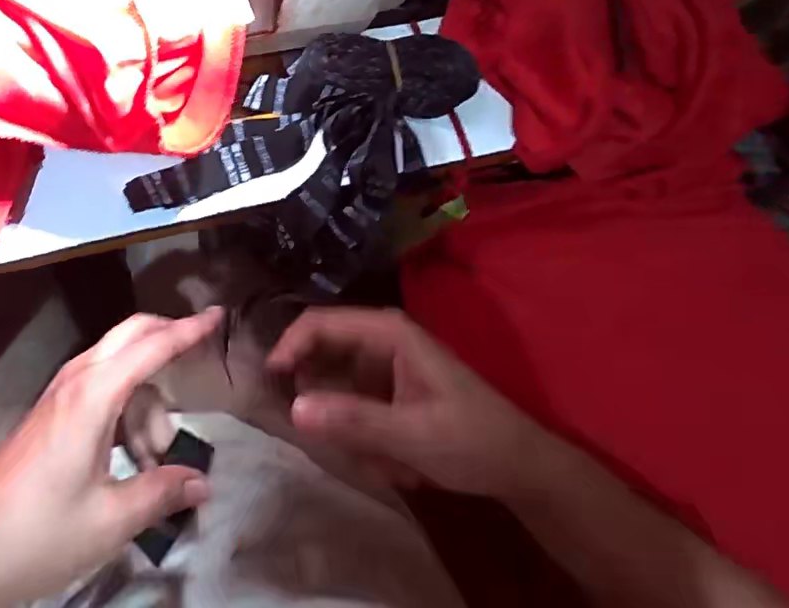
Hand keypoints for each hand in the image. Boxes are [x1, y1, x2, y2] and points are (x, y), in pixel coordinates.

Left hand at [0, 309, 222, 607]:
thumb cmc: (39, 534)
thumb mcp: (110, 521)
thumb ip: (162, 494)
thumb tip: (204, 483)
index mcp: (94, 394)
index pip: (152, 347)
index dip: (189, 329)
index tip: (219, 314)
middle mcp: (76, 379)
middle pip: (131, 335)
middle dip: (167, 341)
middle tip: (197, 363)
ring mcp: (59, 393)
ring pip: (118, 366)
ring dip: (146, 397)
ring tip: (152, 459)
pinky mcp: (49, 412)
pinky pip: (99, 387)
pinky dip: (124, 407)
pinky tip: (128, 457)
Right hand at [267, 307, 540, 497]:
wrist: (519, 467)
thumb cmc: (471, 440)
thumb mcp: (412, 435)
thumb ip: (354, 421)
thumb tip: (294, 408)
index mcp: (387, 332)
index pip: (321, 323)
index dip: (290, 345)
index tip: (270, 381)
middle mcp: (380, 338)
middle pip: (323, 349)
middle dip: (321, 395)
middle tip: (322, 436)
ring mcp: (382, 362)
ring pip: (334, 382)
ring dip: (346, 425)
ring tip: (380, 461)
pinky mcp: (384, 387)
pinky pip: (351, 403)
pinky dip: (360, 436)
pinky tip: (392, 465)